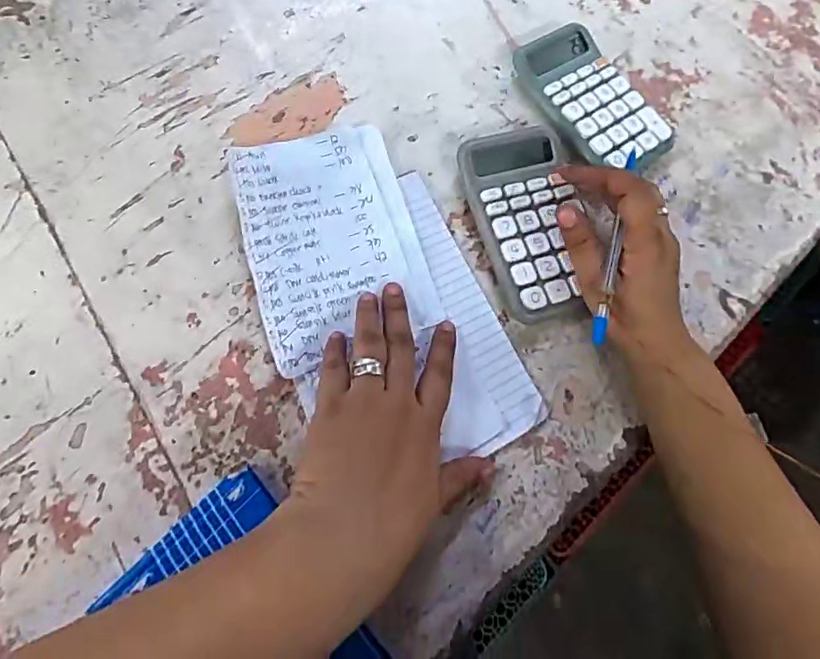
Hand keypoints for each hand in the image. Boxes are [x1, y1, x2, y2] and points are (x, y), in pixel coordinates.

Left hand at [281, 284, 493, 615]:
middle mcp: (396, 404)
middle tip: (393, 287)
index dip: (442, 348)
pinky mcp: (329, 408)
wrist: (342, 533)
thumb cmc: (392, 525)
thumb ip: (458, 477)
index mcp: (424, 425)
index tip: (443, 323)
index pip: (438, 377)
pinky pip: (334, 371)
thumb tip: (490, 465)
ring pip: (368, 351)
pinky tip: (335, 336)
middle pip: (400, 351)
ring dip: (367, 321)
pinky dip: (335, 351)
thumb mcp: (433, 501)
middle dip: (399, 317)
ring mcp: (361, 402)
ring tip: (366, 297)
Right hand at [553, 165, 695, 361]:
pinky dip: (618, 199)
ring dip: (611, 185)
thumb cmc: (625, 319)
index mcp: (646, 241)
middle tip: (569, 178)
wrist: (658, 346)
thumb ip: (581, 245)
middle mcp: (661, 234)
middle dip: (603, 175)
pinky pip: (642, 209)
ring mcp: (664, 238)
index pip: (630, 190)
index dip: (598, 175)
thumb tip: (565, 209)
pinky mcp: (659, 245)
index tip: (566, 176)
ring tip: (578, 187)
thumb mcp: (594, 285)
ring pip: (643, 196)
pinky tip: (597, 206)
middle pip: (638, 187)